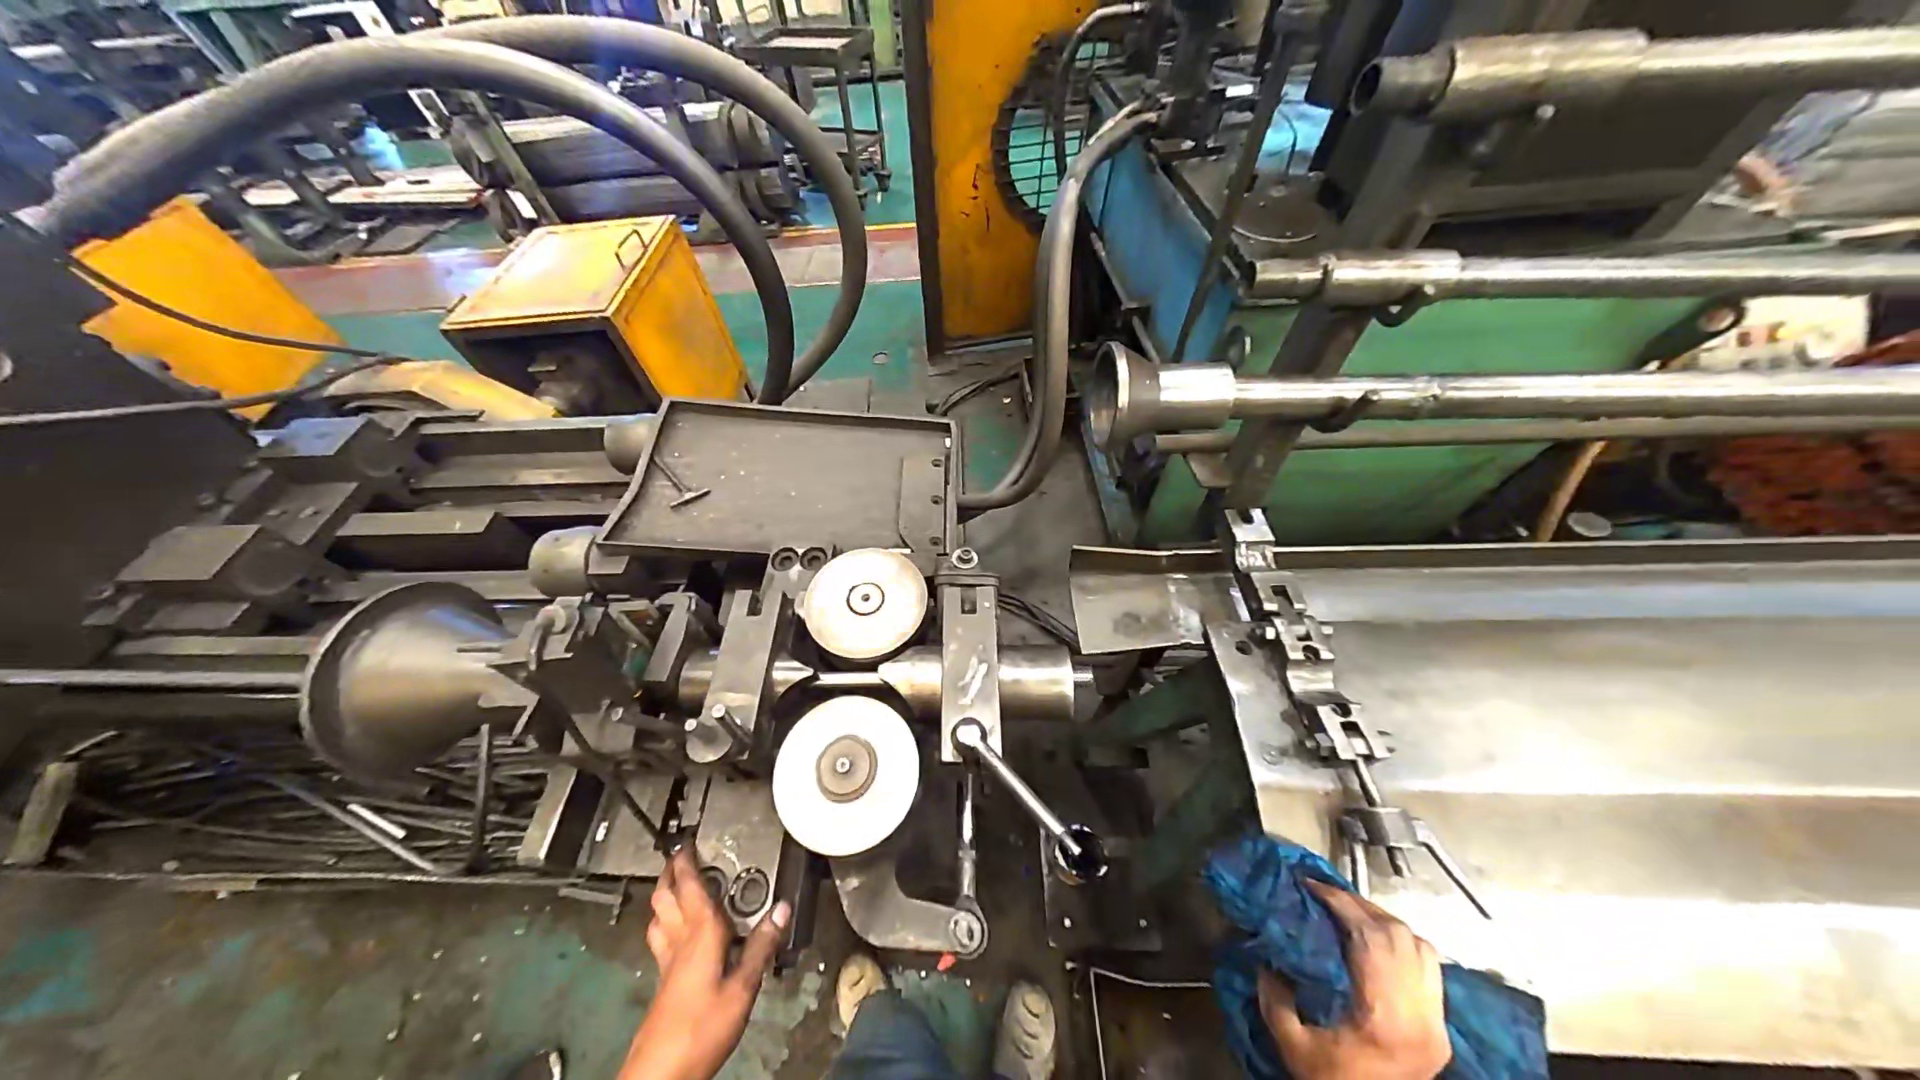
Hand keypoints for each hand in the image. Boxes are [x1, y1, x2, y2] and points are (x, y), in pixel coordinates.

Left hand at [620, 849, 790, 1079]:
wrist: (660, 1075)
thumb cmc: (703, 1026)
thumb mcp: (743, 988)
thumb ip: (762, 946)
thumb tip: (783, 906)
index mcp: (700, 933)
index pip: (689, 887)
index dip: (686, 862)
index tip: (687, 841)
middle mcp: (679, 941)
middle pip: (665, 898)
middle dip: (670, 874)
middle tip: (679, 857)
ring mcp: (667, 962)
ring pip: (658, 917)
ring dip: (664, 896)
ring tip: (675, 885)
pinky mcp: (664, 981)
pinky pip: (661, 938)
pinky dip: (666, 922)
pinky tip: (676, 932)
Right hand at [1258, 879, 1449, 1079]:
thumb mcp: (1291, 1044)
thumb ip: (1274, 995)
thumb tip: (1267, 955)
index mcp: (1383, 1016)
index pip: (1370, 937)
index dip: (1340, 902)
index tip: (1310, 885)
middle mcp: (1419, 1014)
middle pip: (1397, 934)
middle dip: (1358, 904)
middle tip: (1323, 892)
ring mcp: (1437, 1022)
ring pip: (1419, 946)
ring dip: (1382, 919)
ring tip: (1348, 910)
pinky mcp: (1442, 1029)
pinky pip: (1430, 967)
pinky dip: (1403, 942)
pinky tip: (1376, 941)